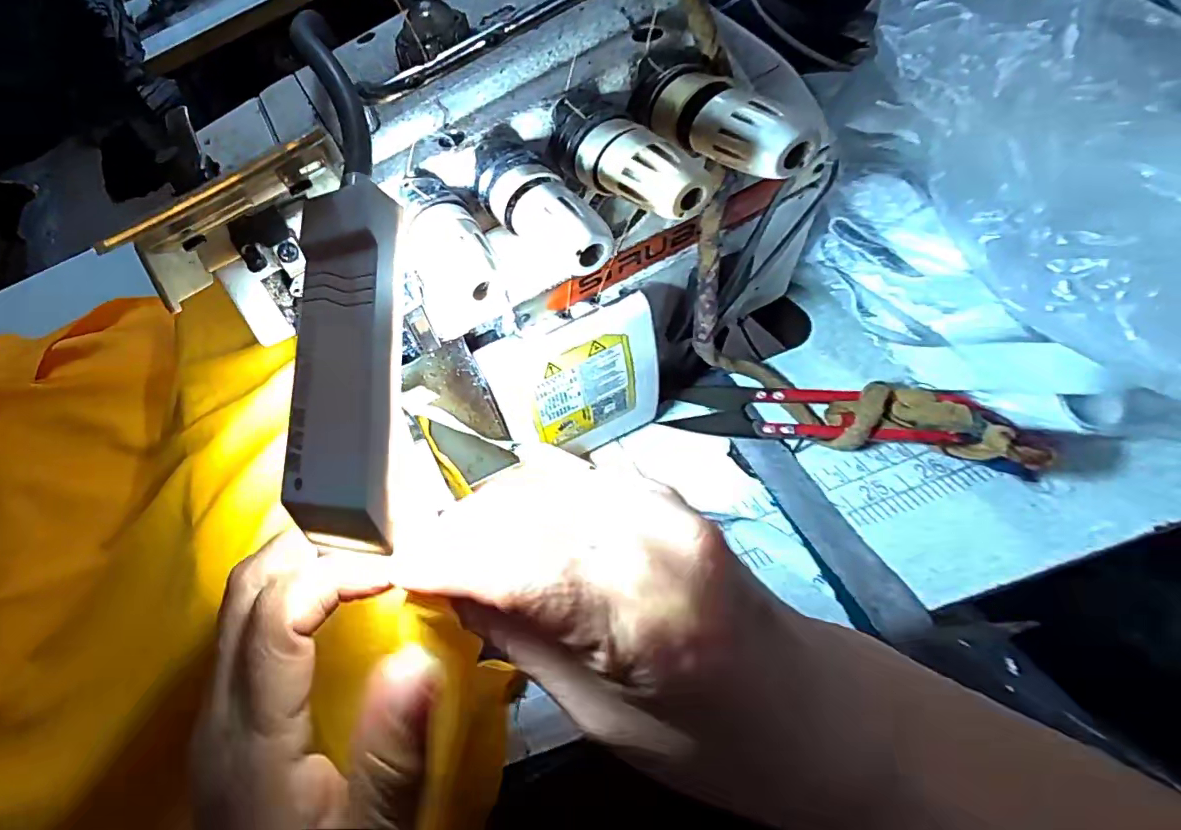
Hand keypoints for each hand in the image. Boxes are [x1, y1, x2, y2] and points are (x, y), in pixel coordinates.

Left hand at [192, 531, 441, 829]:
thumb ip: (392, 755)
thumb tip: (419, 658)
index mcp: (253, 732)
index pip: (275, 613)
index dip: (328, 575)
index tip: (386, 572)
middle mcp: (218, 705)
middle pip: (243, 591)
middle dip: (301, 553)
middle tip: (366, 552)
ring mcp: (210, 708)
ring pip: (234, 603)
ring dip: (284, 568)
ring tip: (345, 566)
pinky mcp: (216, 717)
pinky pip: (237, 628)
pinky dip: (276, 596)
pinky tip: (314, 608)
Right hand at [390, 447, 888, 825]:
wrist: (818, 711)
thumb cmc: (711, 741)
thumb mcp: (597, 718)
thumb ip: (516, 638)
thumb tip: (444, 590)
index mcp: (643, 613)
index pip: (509, 564)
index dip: (439, 561)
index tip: (394, 573)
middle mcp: (646, 534)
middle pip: (508, 510)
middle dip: (451, 536)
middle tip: (424, 569)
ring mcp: (652, 497)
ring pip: (523, 480)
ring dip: (479, 512)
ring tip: (463, 551)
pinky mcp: (649, 483)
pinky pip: (555, 470)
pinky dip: (518, 495)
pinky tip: (512, 525)